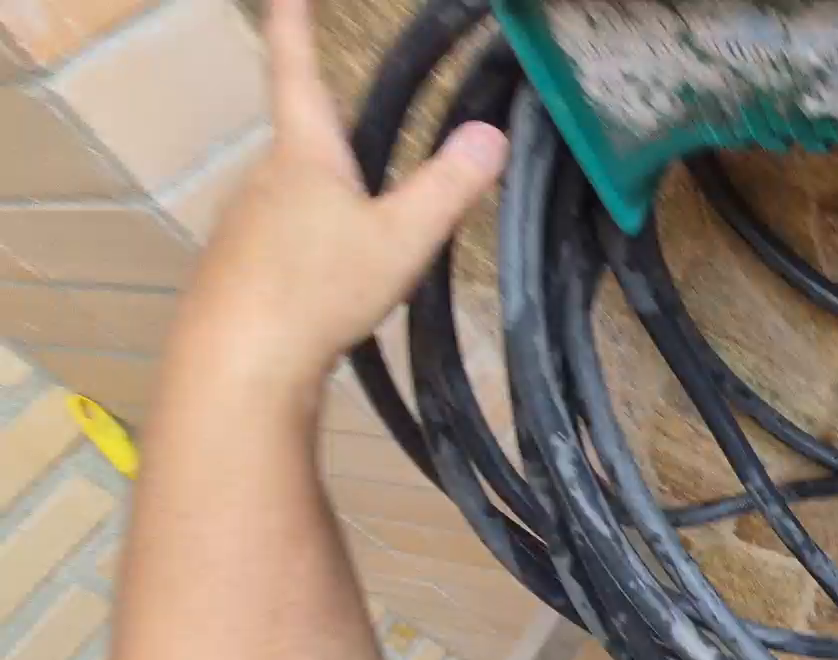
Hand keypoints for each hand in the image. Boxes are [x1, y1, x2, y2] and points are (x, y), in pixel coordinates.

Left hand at [166, 0, 507, 399]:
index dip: (294, 25)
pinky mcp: (253, 256)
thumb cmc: (322, 283)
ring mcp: (254, 215)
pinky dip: (324, 226)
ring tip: (372, 202)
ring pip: (301, 183)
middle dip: (331, 119)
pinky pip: (294, 224)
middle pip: (303, 133)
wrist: (246, 350)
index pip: (297, 71)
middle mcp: (270, 173)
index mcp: (305, 155)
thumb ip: (448, 187)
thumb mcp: (403, 236)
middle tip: (360, 109)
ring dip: (333, 182)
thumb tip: (494, 133)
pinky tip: (344, 261)